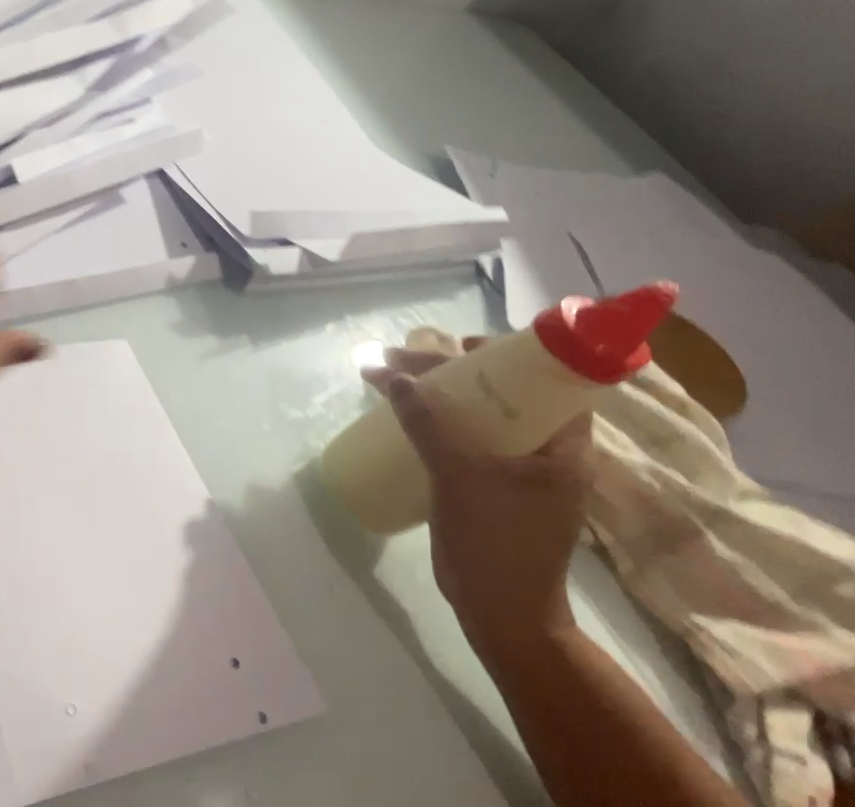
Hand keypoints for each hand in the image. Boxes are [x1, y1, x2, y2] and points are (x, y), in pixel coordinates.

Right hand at [363, 339, 593, 663]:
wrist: (501, 611)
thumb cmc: (497, 542)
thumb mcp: (460, 478)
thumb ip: (428, 426)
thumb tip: (397, 378)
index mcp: (564, 448)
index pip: (554, 382)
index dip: (514, 355)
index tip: (465, 345)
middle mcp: (547, 454)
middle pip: (505, 395)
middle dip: (454, 372)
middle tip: (404, 358)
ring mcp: (520, 474)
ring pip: (480, 418)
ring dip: (439, 396)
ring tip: (393, 381)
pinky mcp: (492, 491)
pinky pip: (465, 442)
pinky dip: (436, 424)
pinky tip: (405, 420)